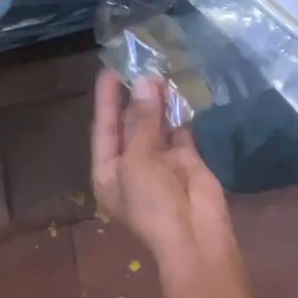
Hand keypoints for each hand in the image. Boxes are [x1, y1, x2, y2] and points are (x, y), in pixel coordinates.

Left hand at [90, 70, 232, 260]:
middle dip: (136, 96)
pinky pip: (180, 130)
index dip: (107, 99)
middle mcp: (132, 164)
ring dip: (159, 101)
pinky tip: (181, 90)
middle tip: (142, 63)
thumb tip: (147, 81)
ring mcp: (160, 161)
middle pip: (131, 124)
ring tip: (162, 70)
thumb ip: (142, 120)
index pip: (104, 128)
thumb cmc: (152, 202)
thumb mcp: (138, 161)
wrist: (194, 234)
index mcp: (108, 171)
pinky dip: (180, 112)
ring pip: (157, 124)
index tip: (111, 69)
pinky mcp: (186, 158)